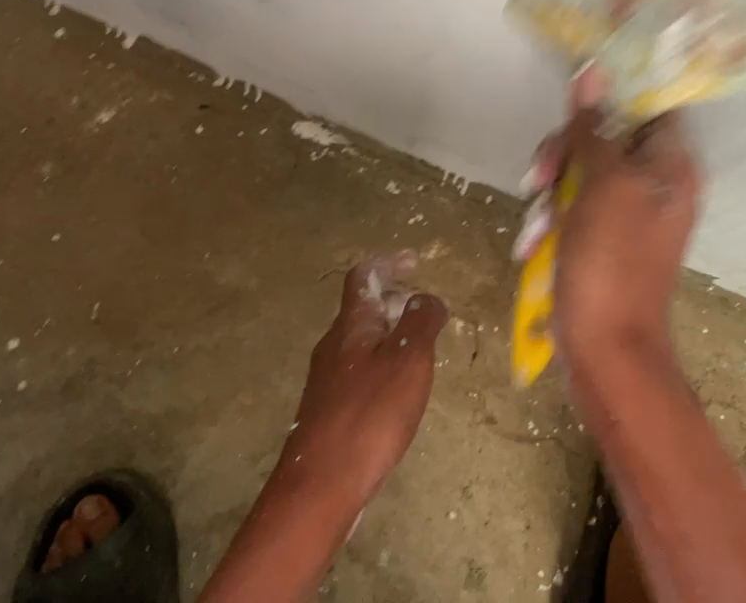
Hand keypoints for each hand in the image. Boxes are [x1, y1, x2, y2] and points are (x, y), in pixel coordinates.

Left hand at [278, 253, 446, 512]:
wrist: (320, 484)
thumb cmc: (369, 415)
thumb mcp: (407, 361)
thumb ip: (420, 322)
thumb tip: (425, 296)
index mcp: (351, 326)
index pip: (363, 277)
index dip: (388, 263)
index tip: (413, 261)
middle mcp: (334, 345)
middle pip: (362, 309)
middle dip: (395, 301)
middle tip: (425, 310)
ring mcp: (327, 379)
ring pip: (362, 341)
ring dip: (391, 334)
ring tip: (420, 350)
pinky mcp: (329, 410)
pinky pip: (359, 370)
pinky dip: (383, 364)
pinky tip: (399, 392)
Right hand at [519, 68, 702, 356]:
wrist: (607, 353)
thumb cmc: (612, 264)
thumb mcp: (602, 187)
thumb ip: (594, 129)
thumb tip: (593, 70)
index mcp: (672, 164)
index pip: (647, 104)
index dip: (611, 96)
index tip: (572, 103)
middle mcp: (654, 182)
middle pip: (604, 135)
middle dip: (565, 154)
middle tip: (541, 178)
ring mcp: (626, 211)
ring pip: (579, 170)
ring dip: (551, 194)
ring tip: (538, 228)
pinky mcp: (600, 237)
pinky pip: (571, 207)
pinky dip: (551, 222)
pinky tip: (532, 247)